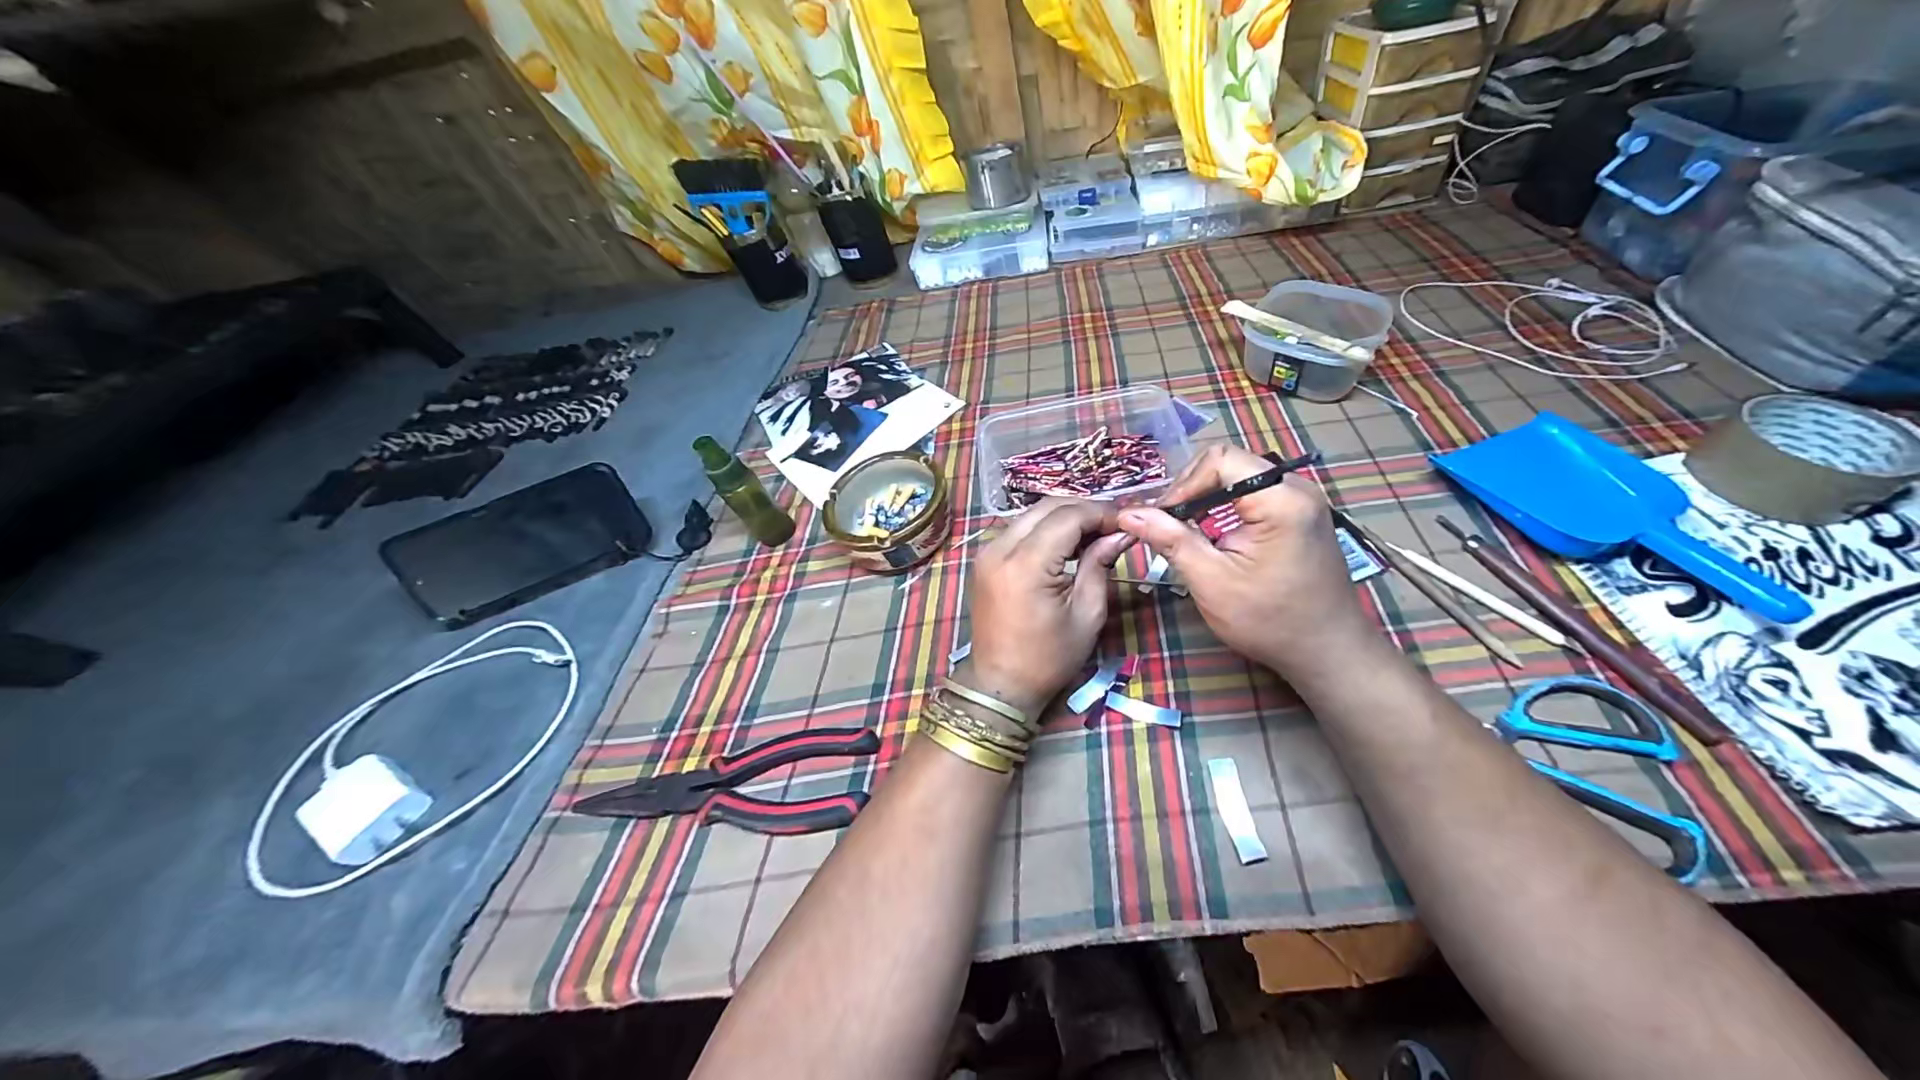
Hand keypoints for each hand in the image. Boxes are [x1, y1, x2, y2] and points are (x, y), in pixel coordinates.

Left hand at [959, 498, 1134, 713]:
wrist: (999, 684)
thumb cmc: (1048, 658)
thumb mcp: (1086, 614)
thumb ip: (1100, 565)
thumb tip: (1120, 533)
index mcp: (1025, 565)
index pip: (1068, 516)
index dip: (1101, 513)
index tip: (1127, 521)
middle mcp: (999, 549)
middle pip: (1048, 507)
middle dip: (1084, 509)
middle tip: (1114, 525)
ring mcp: (987, 552)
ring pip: (1031, 514)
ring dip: (1064, 516)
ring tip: (1095, 533)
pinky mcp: (985, 559)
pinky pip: (1019, 529)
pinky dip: (1045, 528)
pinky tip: (1067, 543)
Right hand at [1117, 445, 1377, 679]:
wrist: (1326, 651)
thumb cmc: (1270, 621)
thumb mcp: (1211, 581)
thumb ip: (1170, 540)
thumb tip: (1128, 513)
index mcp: (1281, 499)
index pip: (1220, 460)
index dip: (1183, 484)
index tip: (1161, 517)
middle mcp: (1296, 488)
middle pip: (1228, 463)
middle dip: (1190, 489)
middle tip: (1166, 524)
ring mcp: (1301, 499)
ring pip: (1238, 476)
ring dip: (1204, 498)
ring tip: (1181, 529)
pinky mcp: (1298, 513)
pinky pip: (1252, 492)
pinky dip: (1223, 506)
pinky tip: (1208, 532)